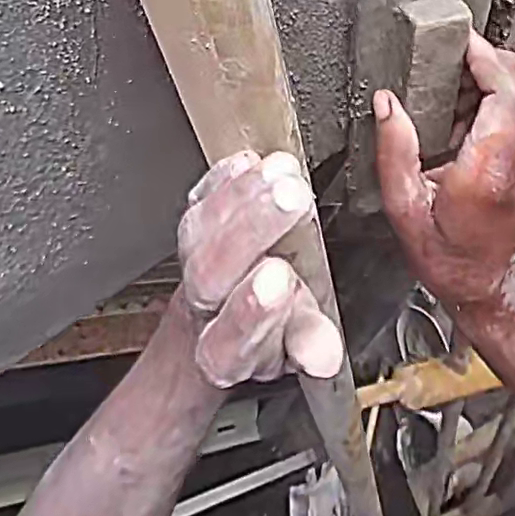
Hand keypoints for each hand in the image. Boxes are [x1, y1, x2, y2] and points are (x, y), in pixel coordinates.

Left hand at [176, 151, 345, 387]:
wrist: (240, 302)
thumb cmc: (276, 323)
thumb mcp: (300, 344)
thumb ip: (310, 345)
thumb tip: (322, 352)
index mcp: (228, 350)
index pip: (229, 339)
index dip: (250, 310)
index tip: (280, 277)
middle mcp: (202, 303)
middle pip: (209, 271)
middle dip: (250, 231)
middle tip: (291, 200)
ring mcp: (192, 258)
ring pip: (202, 227)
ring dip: (243, 194)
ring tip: (282, 173)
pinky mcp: (194, 221)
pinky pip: (198, 196)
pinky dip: (223, 177)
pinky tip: (249, 163)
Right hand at [372, 32, 514, 314]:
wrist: (491, 291)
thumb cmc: (449, 258)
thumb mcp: (404, 208)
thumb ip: (394, 151)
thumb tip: (387, 104)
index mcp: (491, 171)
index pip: (510, 92)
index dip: (486, 57)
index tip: (460, 43)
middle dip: (498, 57)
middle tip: (460, 58)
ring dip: (506, 75)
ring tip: (463, 84)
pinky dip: (509, 96)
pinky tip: (471, 113)